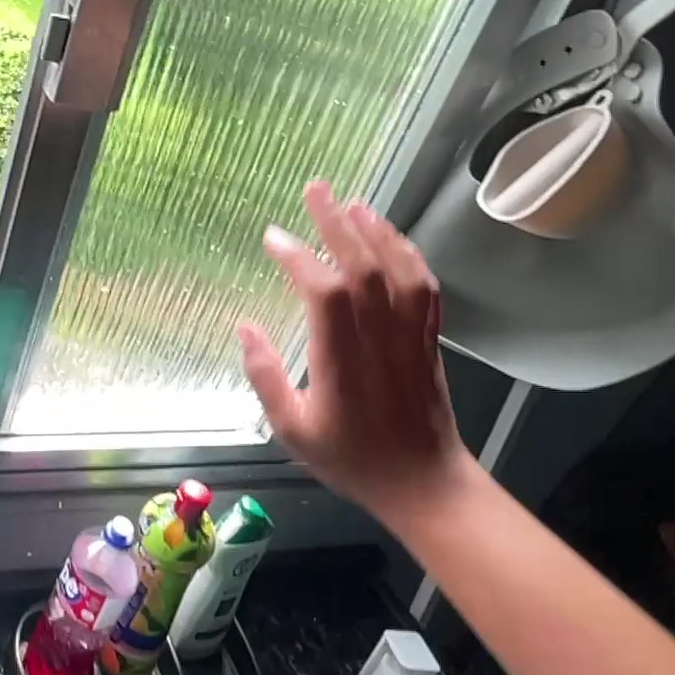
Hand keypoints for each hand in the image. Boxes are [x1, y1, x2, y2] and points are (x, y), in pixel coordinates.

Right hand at [239, 181, 475, 525]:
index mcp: (342, 362)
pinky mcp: (430, 341)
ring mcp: (411, 338)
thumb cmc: (352, 459)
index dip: (299, 259)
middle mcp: (379, 341)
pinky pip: (425, 289)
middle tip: (315, 189)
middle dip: (337, 224)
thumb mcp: (292, 430)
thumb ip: (265, 377)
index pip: (325, 295)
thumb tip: (245, 327)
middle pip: (364, 269)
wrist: (426, 486)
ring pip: (398, 272)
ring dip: (375, 232)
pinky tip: (392, 236)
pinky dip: (410, 255)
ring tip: (351, 202)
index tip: (273, 236)